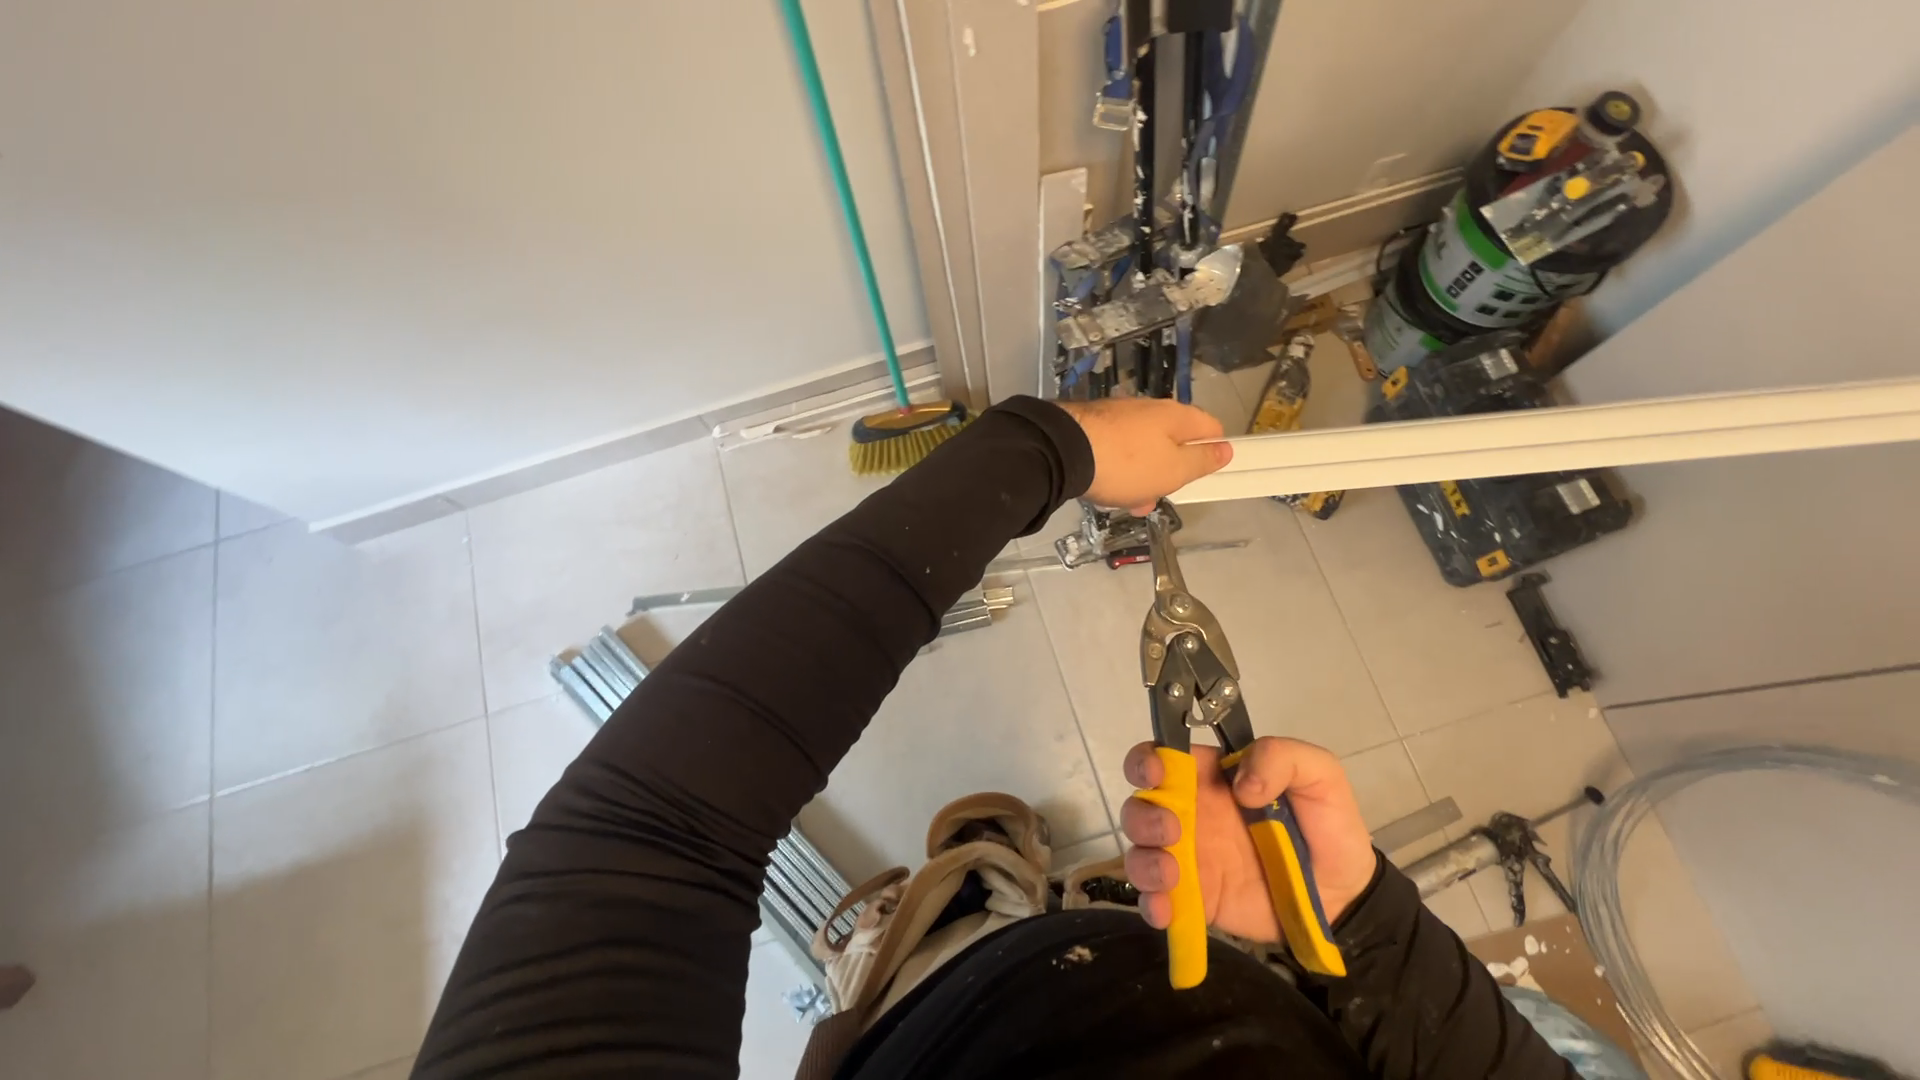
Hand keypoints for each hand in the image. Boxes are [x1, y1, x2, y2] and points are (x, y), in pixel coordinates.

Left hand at [1054, 398, 1231, 514]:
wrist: (1064, 450)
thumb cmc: (1127, 464)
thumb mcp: (1174, 470)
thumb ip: (1202, 461)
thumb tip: (1225, 449)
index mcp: (1177, 416)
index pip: (1211, 428)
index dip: (1211, 452)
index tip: (1202, 475)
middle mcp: (1149, 408)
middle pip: (1173, 442)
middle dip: (1168, 473)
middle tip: (1155, 498)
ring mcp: (1118, 415)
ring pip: (1142, 450)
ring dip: (1139, 478)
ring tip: (1126, 501)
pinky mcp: (1091, 425)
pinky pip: (1115, 450)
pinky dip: (1116, 470)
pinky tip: (1105, 489)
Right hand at [1120, 737, 1378, 942]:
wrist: (1346, 897)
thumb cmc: (1327, 826)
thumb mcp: (1319, 774)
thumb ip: (1280, 758)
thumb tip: (1241, 785)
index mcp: (1208, 777)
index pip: (1159, 758)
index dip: (1145, 761)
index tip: (1155, 774)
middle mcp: (1189, 814)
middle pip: (1139, 806)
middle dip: (1142, 816)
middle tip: (1172, 832)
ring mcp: (1188, 859)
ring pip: (1139, 852)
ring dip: (1144, 861)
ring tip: (1172, 875)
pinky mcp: (1195, 899)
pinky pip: (1157, 901)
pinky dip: (1151, 905)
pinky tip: (1167, 910)